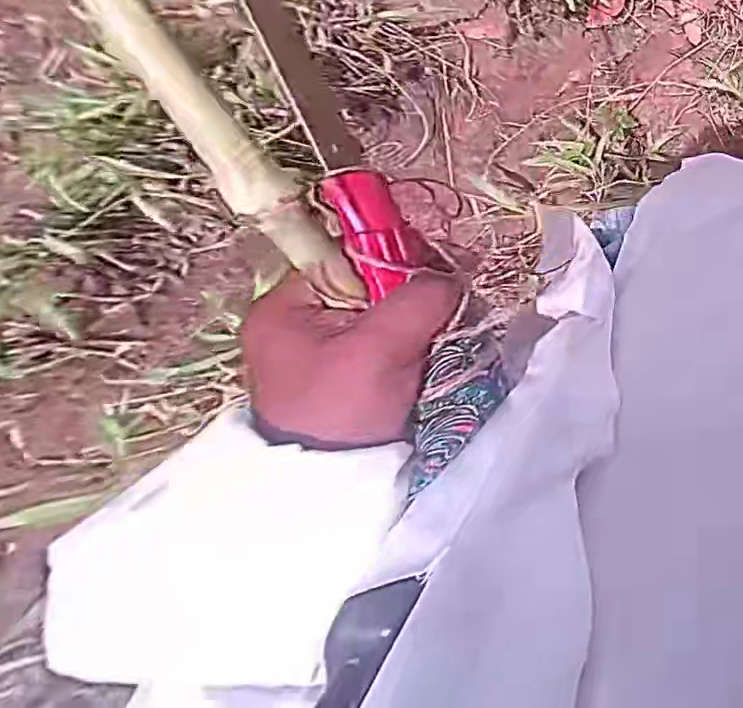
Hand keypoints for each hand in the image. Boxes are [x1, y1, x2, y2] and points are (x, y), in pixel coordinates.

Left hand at [240, 271, 464, 448]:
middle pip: (379, 277)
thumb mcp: (379, 346)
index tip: (437, 269)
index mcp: (290, 305)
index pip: (351, 252)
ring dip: (429, 313)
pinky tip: (443, 342)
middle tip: (452, 300)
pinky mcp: (363, 365)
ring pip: (397, 304)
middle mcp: (309, 317)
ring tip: (451, 326)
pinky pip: (403, 331)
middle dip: (420, 288)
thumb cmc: (342, 412)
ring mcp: (336, 343)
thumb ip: (418, 297)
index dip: (397, 253)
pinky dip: (427, 333)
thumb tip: (452, 277)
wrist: (335, 491)